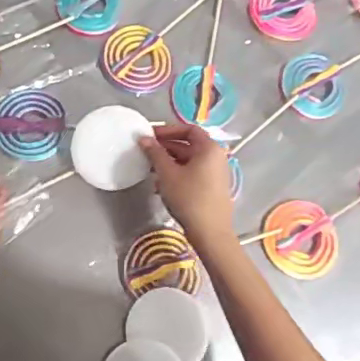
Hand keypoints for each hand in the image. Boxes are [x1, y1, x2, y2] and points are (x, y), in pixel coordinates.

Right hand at [139, 123, 233, 243]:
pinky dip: (177, 173)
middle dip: (166, 147)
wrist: (210, 231)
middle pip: (189, 144)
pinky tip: (161, 185)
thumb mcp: (167, 174)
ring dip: (169, 162)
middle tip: (146, 152)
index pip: (188, 129)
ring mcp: (216, 172)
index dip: (167, 130)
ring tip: (150, 169)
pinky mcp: (213, 186)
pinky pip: (193, 172)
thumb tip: (143, 138)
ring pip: (189, 160)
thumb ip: (155, 153)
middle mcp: (216, 156)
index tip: (149, 135)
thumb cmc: (188, 198)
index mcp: (209, 148)